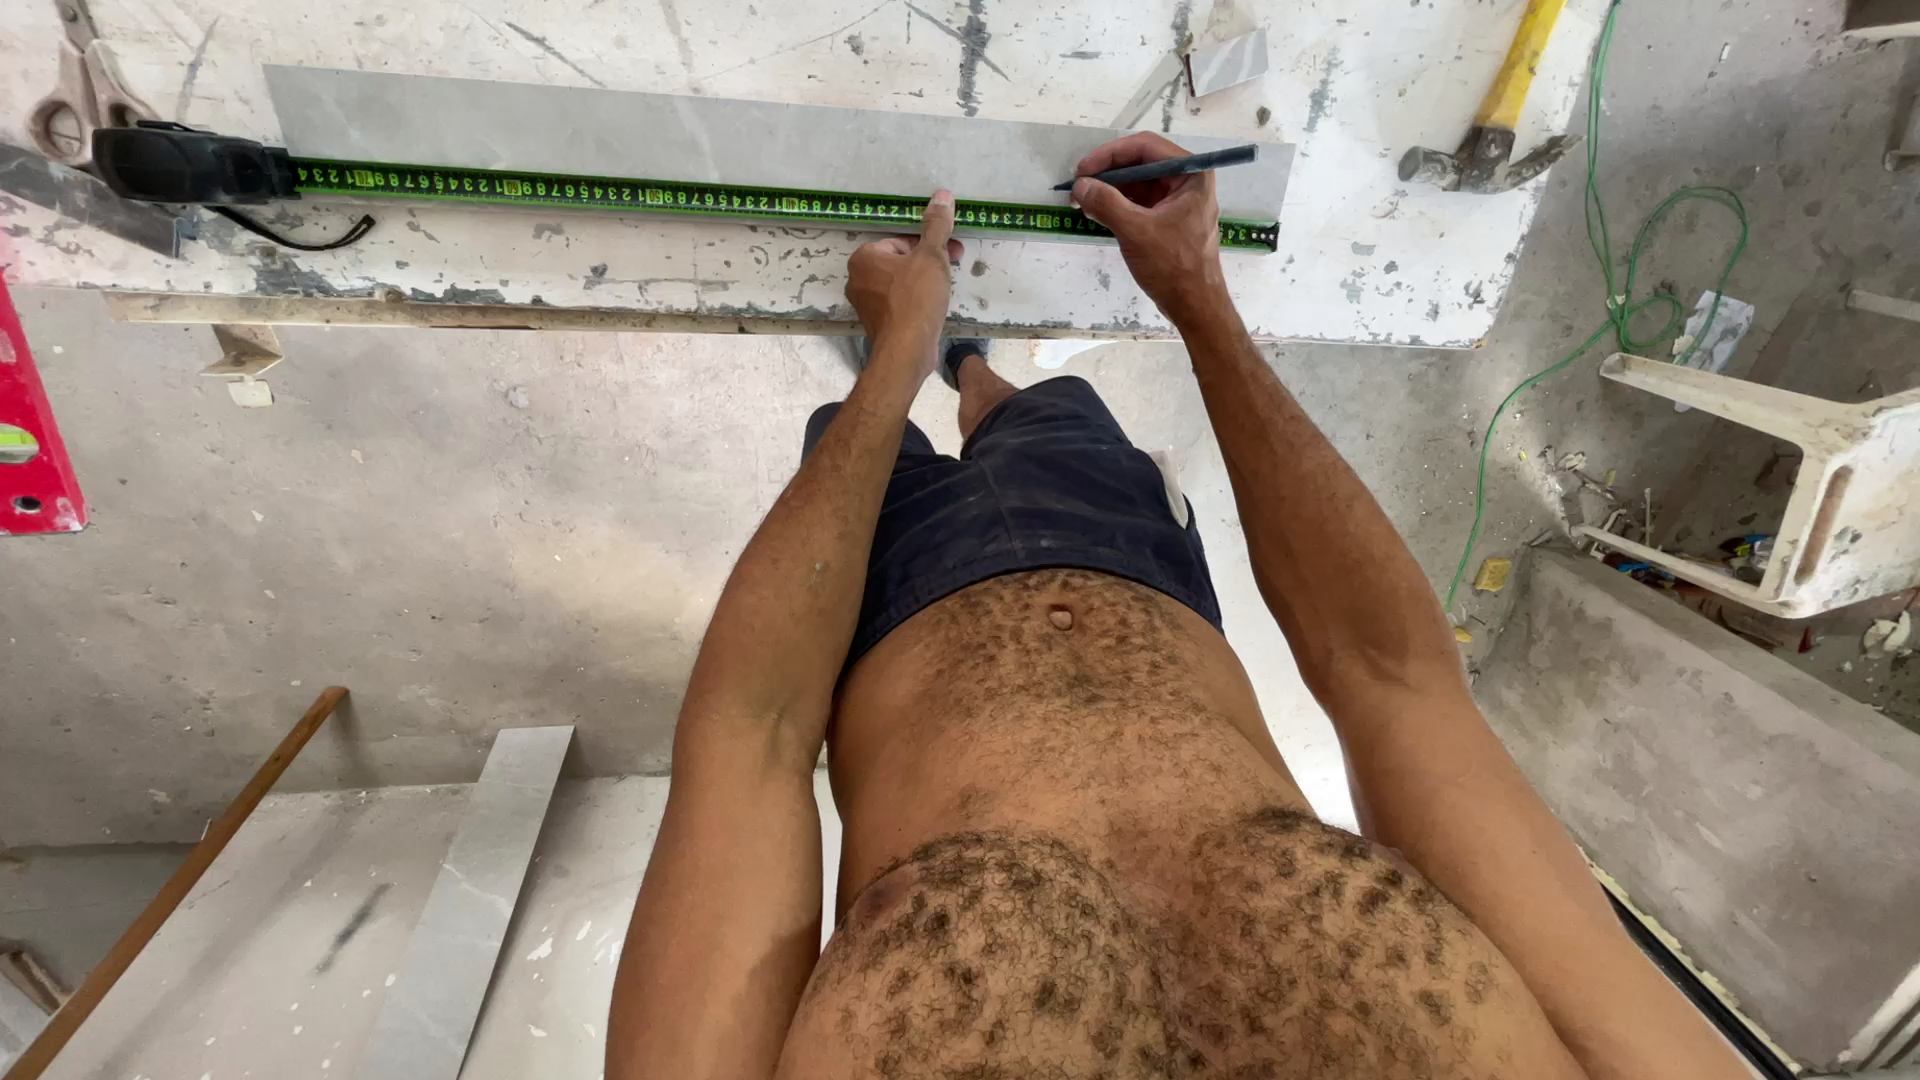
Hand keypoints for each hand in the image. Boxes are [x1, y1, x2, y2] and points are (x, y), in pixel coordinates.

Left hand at [845, 190, 962, 379]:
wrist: (907, 350)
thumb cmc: (916, 299)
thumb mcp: (931, 256)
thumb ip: (936, 226)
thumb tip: (942, 196)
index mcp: (864, 257)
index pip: (900, 241)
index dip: (928, 244)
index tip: (950, 251)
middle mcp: (858, 280)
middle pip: (900, 262)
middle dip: (928, 263)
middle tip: (952, 267)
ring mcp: (866, 305)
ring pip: (900, 284)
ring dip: (924, 282)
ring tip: (944, 290)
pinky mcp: (878, 325)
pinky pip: (899, 305)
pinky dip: (916, 303)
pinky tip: (933, 309)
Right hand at [1070, 133, 1227, 324]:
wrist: (1194, 305)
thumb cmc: (1173, 267)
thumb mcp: (1136, 232)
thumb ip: (1107, 204)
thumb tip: (1080, 186)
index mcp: (1190, 174)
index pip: (1145, 147)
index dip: (1110, 155)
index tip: (1083, 170)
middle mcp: (1186, 181)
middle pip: (1140, 164)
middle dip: (1107, 174)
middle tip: (1079, 186)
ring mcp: (1176, 202)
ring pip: (1137, 185)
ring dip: (1109, 191)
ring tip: (1082, 202)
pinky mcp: (1167, 221)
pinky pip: (1138, 204)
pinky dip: (1117, 207)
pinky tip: (1096, 214)